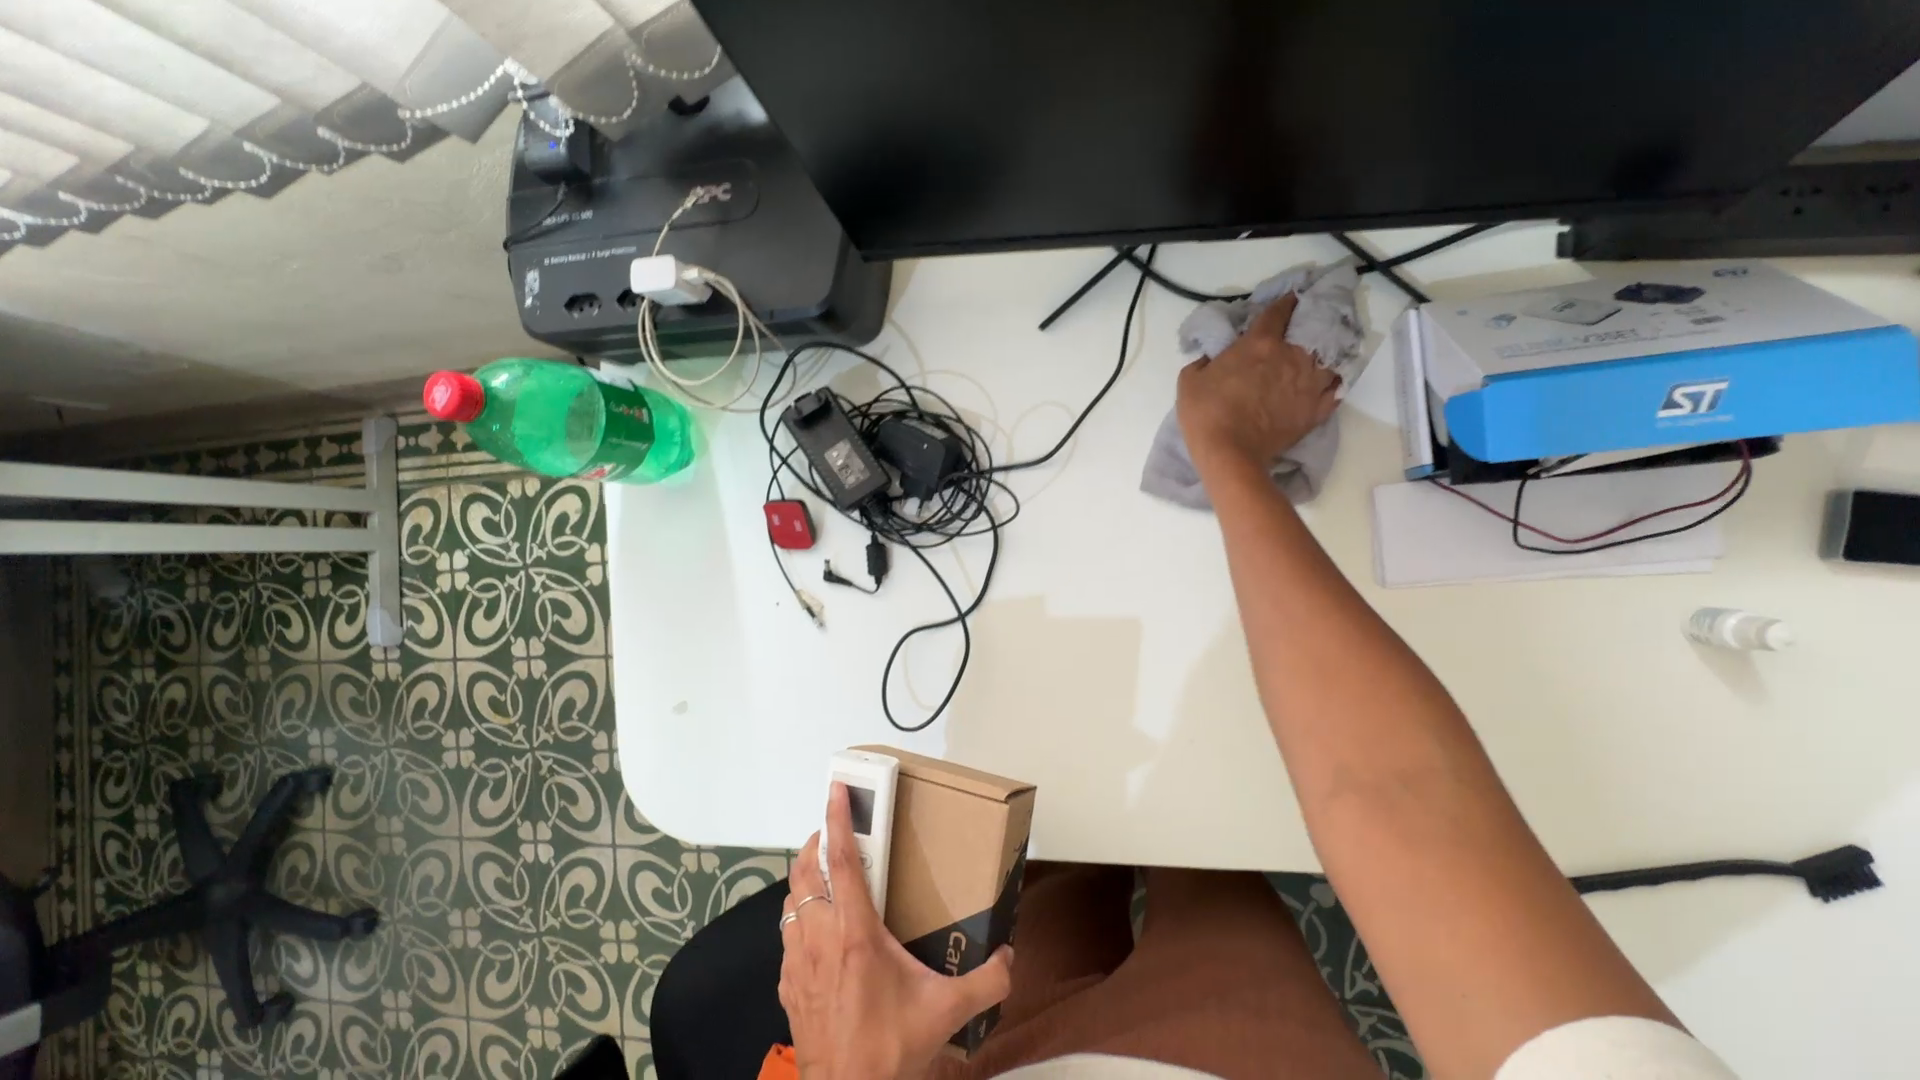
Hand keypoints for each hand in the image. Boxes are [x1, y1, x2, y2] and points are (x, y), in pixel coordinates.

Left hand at [779, 783, 1013, 1079]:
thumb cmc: (890, 1045)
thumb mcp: (947, 1011)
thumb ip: (987, 980)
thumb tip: (1012, 957)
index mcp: (855, 933)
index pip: (840, 862)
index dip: (836, 820)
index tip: (836, 788)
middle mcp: (819, 937)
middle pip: (804, 872)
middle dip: (816, 843)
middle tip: (835, 833)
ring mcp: (796, 960)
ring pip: (790, 900)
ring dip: (804, 878)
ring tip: (826, 874)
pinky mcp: (786, 984)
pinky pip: (786, 934)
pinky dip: (798, 916)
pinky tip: (816, 929)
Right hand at [1176, 292, 1339, 474]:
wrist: (1230, 454)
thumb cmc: (1206, 414)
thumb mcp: (1190, 380)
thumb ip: (1205, 361)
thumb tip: (1213, 359)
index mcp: (1260, 343)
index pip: (1278, 312)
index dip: (1285, 302)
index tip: (1289, 299)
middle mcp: (1292, 356)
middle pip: (1312, 329)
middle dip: (1312, 321)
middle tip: (1310, 321)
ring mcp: (1309, 383)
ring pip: (1330, 358)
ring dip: (1327, 351)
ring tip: (1324, 351)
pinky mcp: (1316, 410)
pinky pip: (1335, 389)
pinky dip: (1334, 382)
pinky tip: (1330, 380)